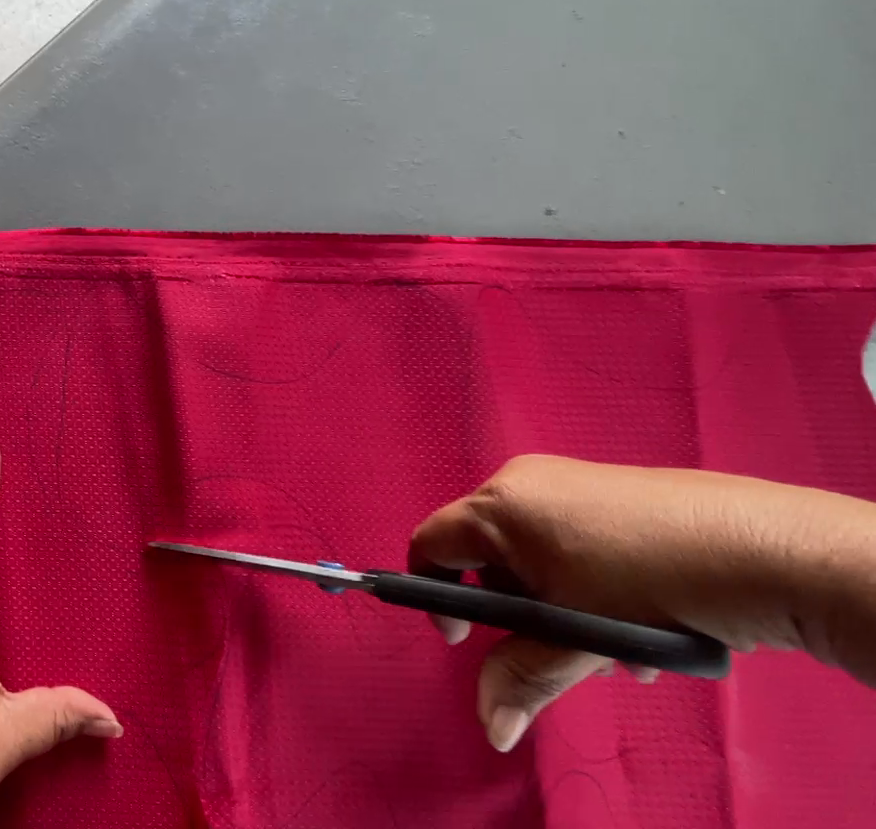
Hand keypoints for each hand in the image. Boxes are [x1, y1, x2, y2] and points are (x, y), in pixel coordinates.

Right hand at [408, 455, 875, 752]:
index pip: (431, 544)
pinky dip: (590, 582)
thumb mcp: (582, 634)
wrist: (780, 549)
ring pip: (536, 551)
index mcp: (498, 506)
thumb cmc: (655, 585)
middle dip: (516, 610)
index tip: (465, 640)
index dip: (433, 593)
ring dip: (559, 605)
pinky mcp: (616, 489)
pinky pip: (575, 539)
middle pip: (487, 552)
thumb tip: (490, 731)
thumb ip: (525, 677)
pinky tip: (645, 621)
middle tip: (558, 651)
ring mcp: (571, 480)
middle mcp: (522, 482)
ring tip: (618, 650)